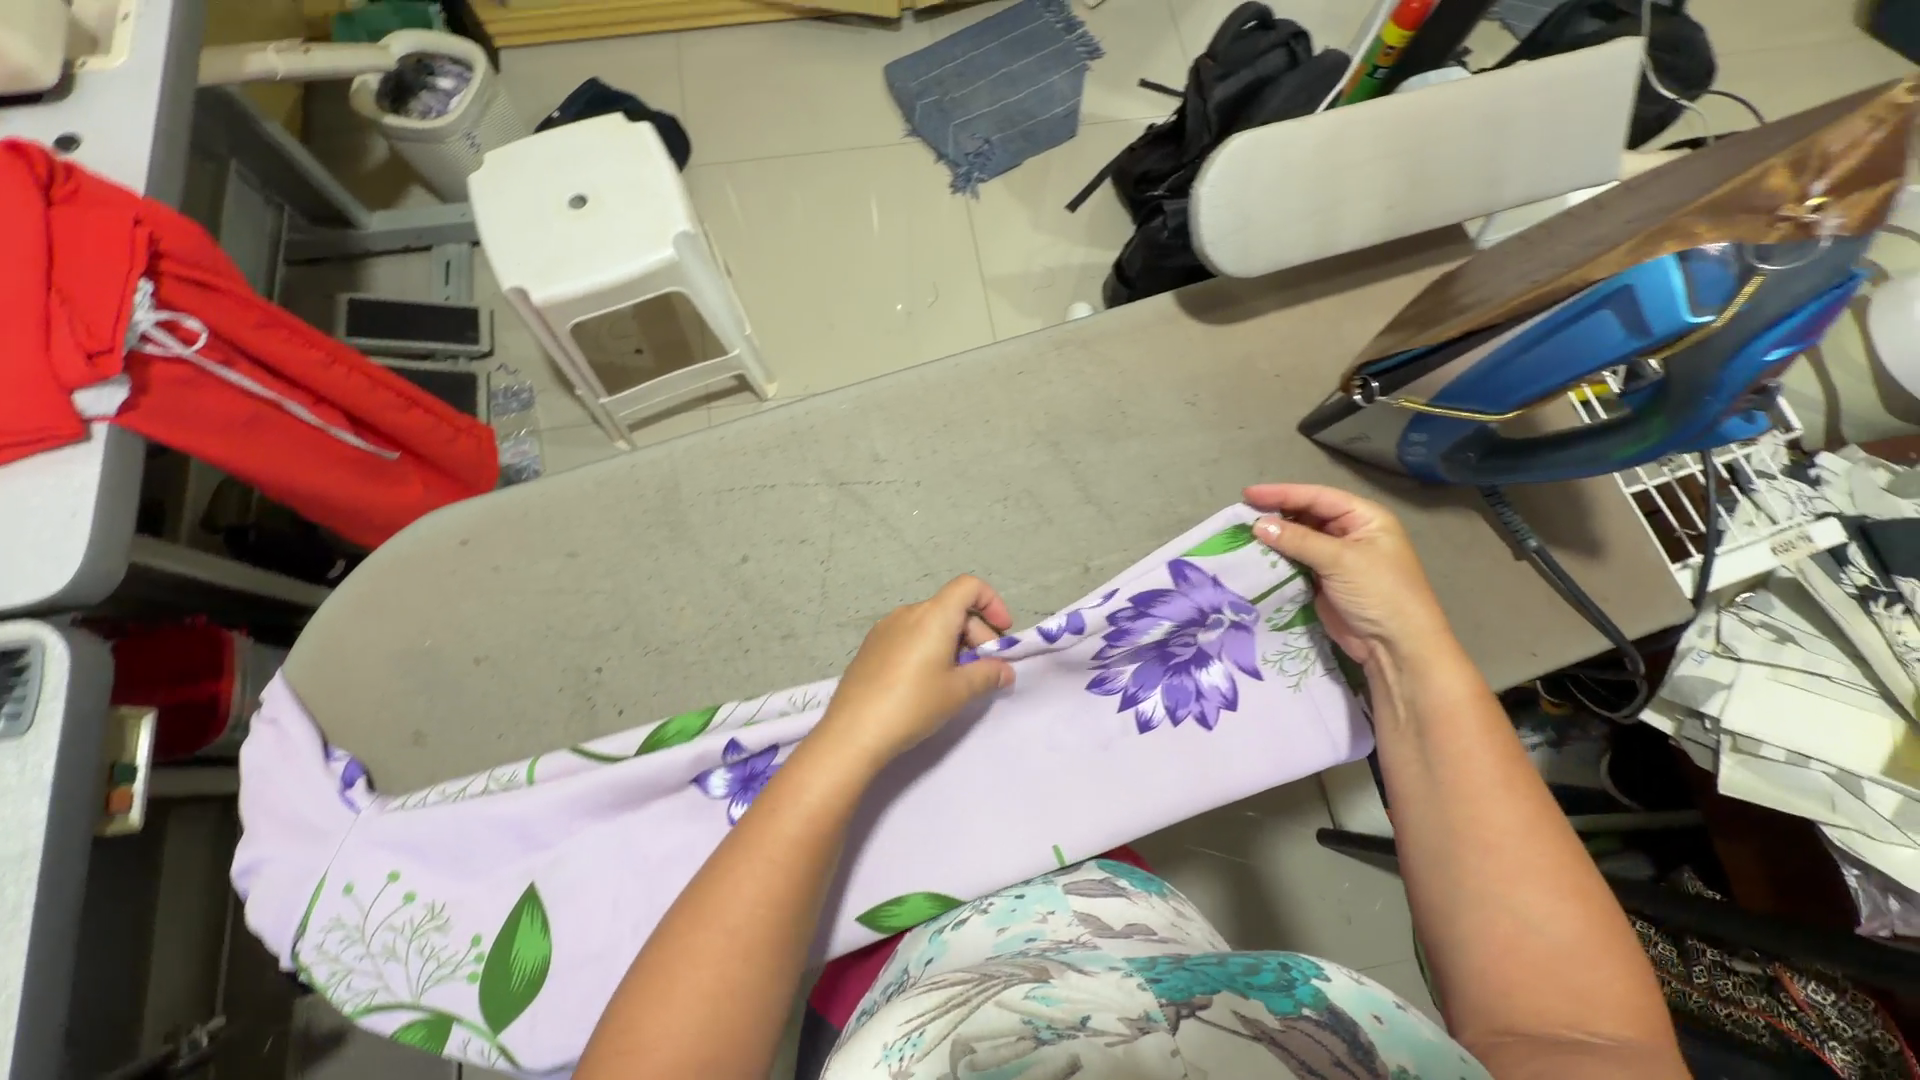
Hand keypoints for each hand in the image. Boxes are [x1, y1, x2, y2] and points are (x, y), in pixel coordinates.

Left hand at [814, 575, 1016, 768]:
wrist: (853, 731)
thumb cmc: (912, 704)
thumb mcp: (958, 691)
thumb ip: (988, 674)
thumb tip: (1005, 670)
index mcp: (933, 615)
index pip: (969, 586)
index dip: (992, 602)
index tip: (1002, 633)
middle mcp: (908, 613)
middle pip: (952, 608)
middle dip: (977, 634)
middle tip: (985, 670)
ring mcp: (886, 628)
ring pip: (931, 623)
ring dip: (953, 643)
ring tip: (956, 680)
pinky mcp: (872, 646)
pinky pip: (910, 635)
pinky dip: (929, 648)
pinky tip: (927, 682)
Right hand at [1242, 483, 1451, 669]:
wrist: (1395, 646)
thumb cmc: (1379, 592)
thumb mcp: (1340, 560)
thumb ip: (1298, 540)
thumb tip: (1258, 524)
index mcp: (1364, 518)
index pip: (1318, 497)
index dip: (1282, 494)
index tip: (1248, 494)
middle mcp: (1350, 533)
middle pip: (1306, 515)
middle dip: (1276, 514)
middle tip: (1241, 515)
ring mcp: (1336, 558)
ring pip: (1298, 540)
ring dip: (1274, 538)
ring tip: (1242, 535)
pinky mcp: (1323, 581)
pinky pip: (1295, 563)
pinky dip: (1276, 560)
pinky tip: (1255, 557)